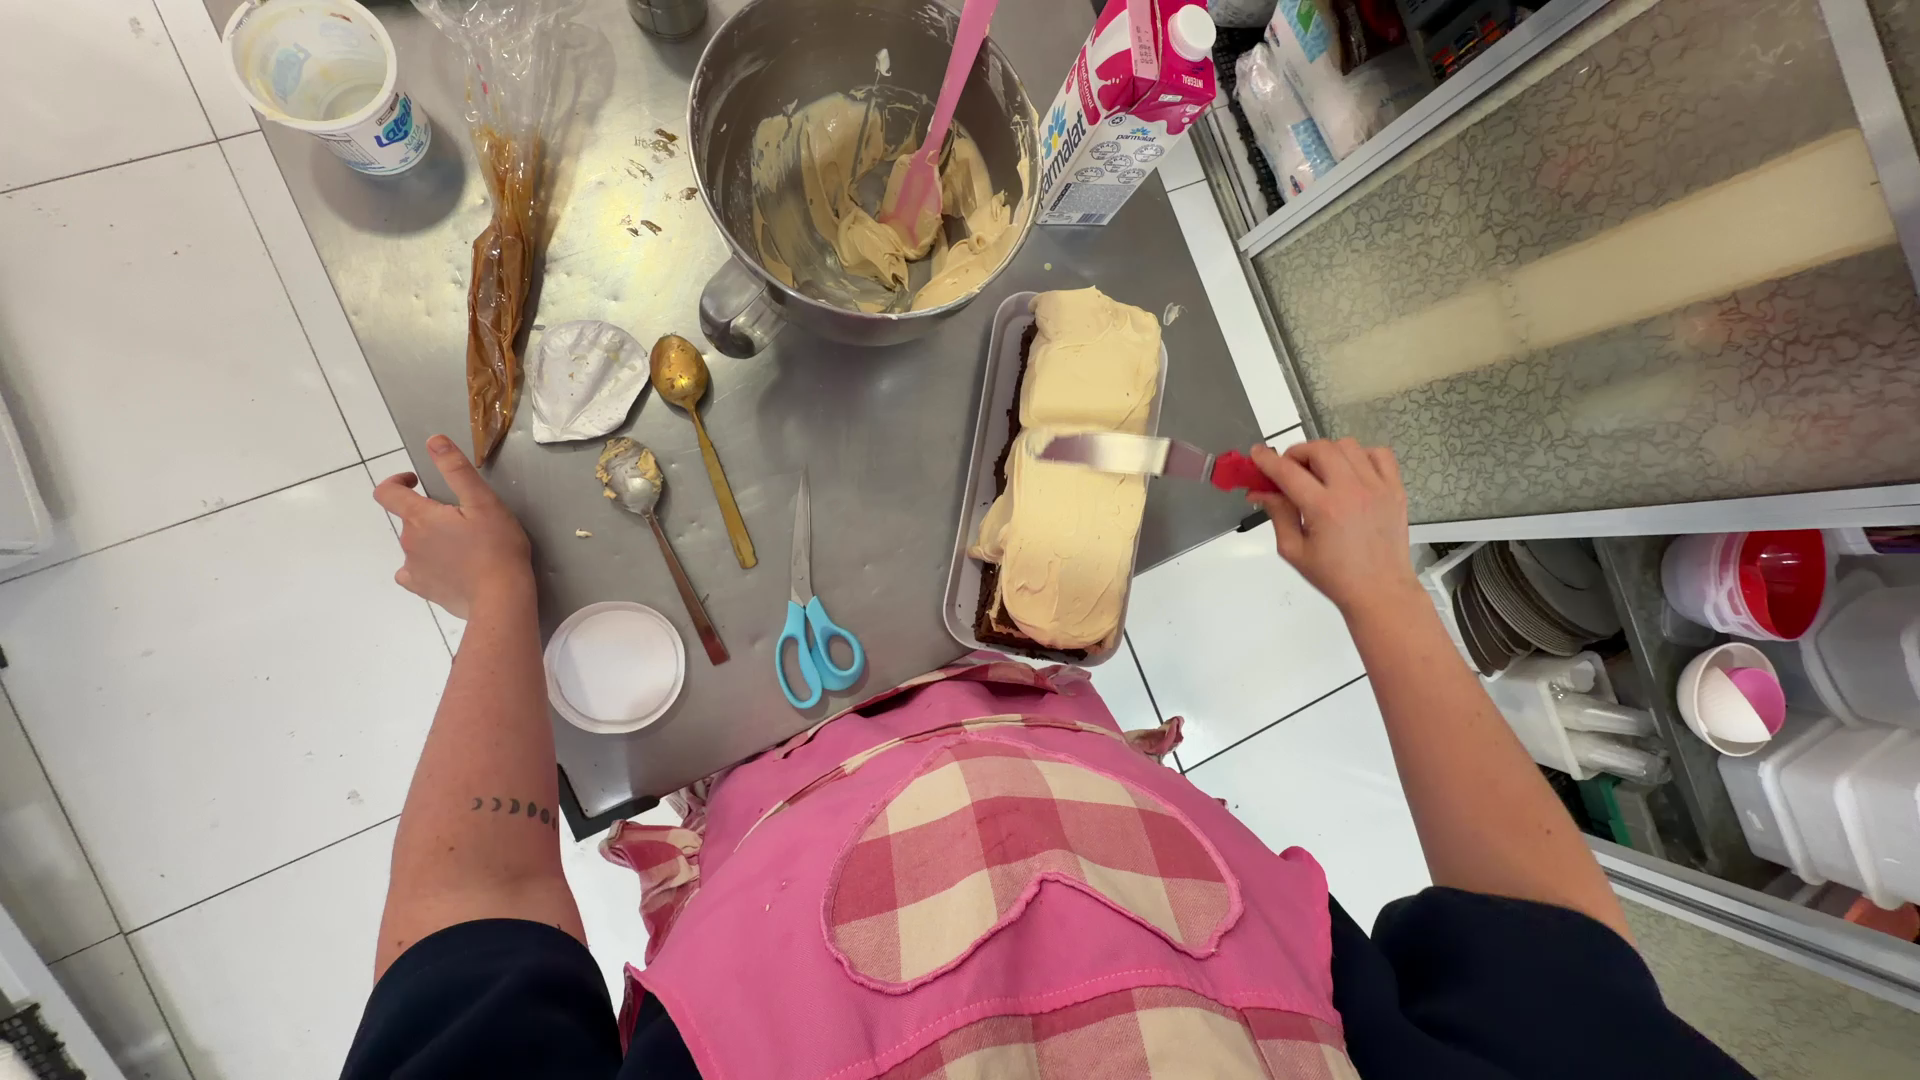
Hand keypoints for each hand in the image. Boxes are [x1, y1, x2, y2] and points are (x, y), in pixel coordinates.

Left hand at [373, 435, 532, 618]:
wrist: (499, 597)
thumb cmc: (497, 547)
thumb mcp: (485, 503)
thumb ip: (457, 471)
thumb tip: (433, 441)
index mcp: (420, 517)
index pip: (387, 493)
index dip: (397, 483)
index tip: (417, 483)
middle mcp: (408, 540)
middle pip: (408, 520)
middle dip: (430, 516)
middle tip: (465, 522)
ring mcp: (412, 566)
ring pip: (415, 546)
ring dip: (432, 541)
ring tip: (464, 548)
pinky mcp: (422, 588)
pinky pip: (414, 573)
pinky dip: (426, 567)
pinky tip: (448, 570)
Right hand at [1247, 438, 1419, 619]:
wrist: (1380, 590)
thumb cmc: (1335, 576)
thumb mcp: (1294, 549)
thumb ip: (1278, 514)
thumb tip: (1261, 492)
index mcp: (1324, 508)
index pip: (1287, 471)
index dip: (1267, 460)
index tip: (1256, 453)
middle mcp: (1352, 490)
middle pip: (1319, 449)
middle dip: (1297, 453)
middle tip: (1288, 470)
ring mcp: (1378, 487)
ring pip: (1348, 445)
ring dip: (1326, 452)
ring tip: (1319, 472)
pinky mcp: (1395, 489)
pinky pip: (1379, 454)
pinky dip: (1360, 456)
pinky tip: (1350, 472)